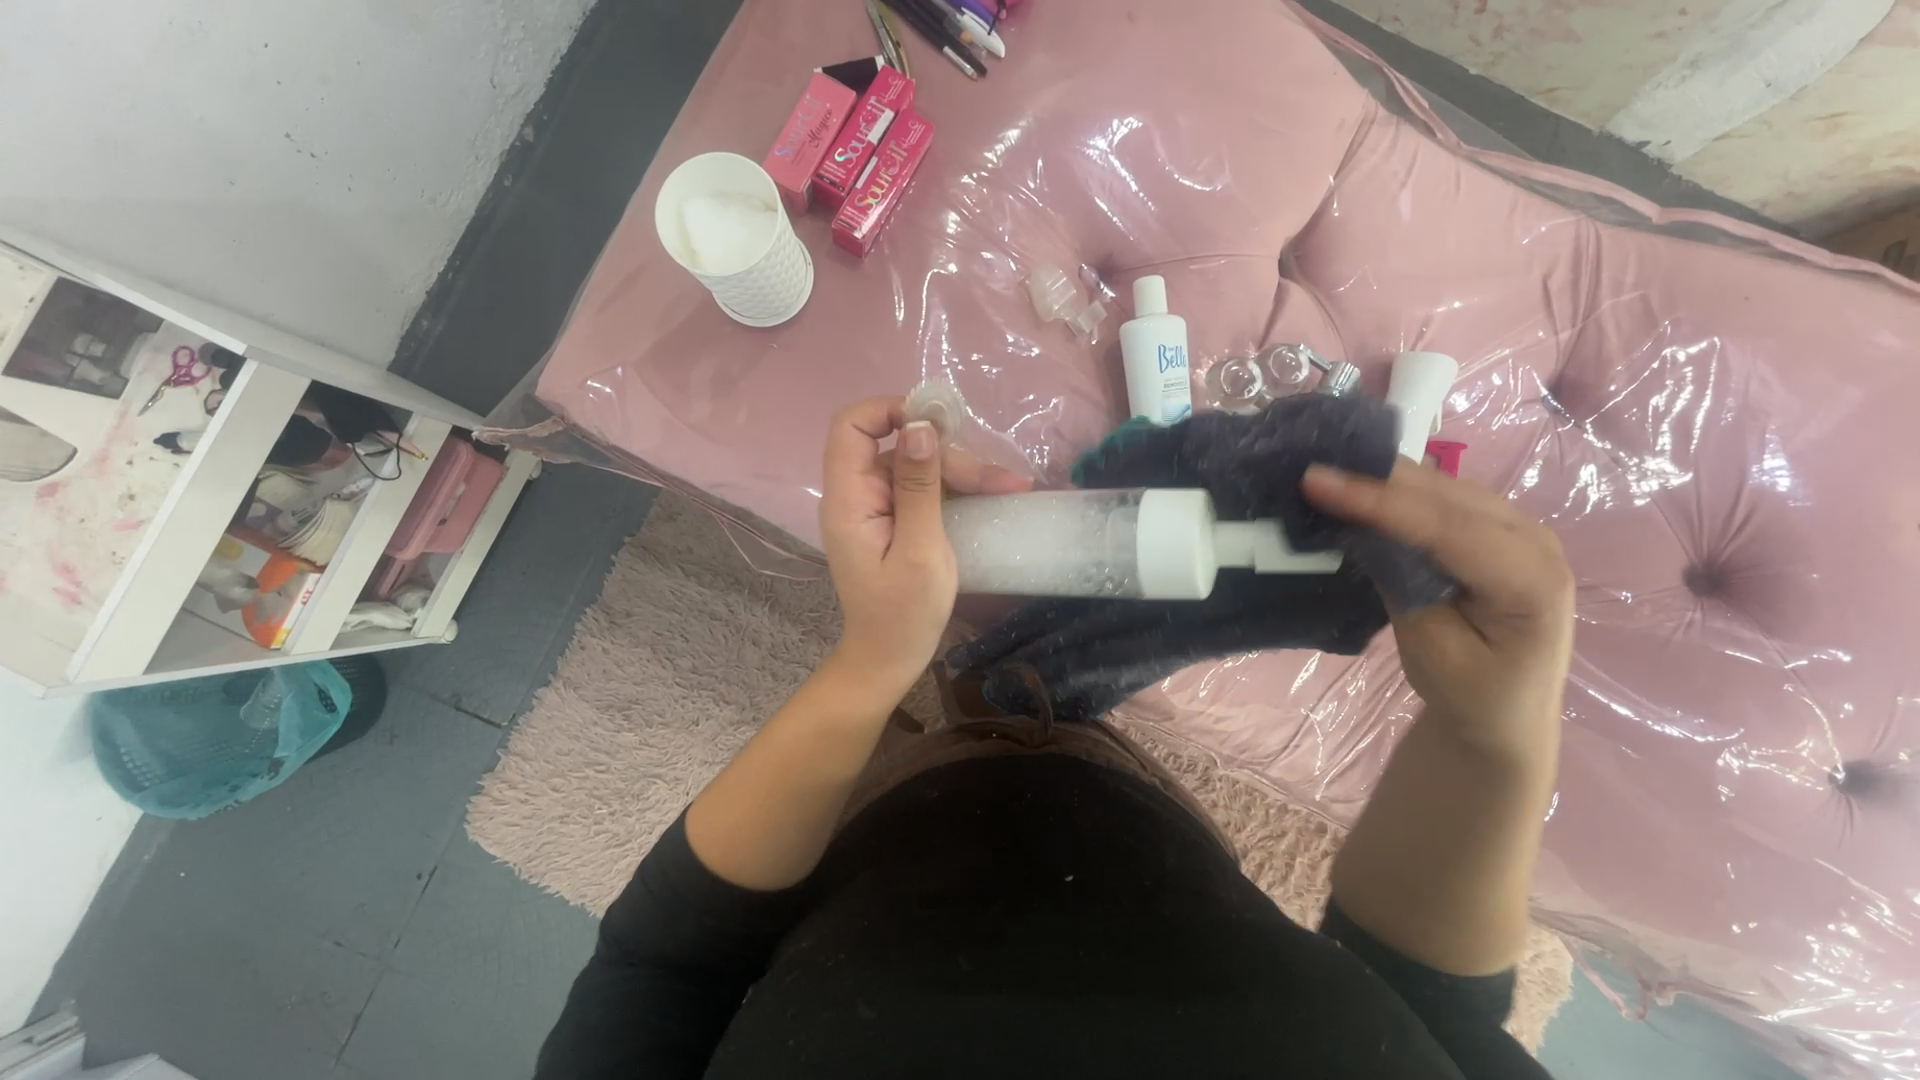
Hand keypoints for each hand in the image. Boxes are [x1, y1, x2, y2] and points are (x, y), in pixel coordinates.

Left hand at [818, 397, 1030, 703]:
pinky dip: (956, 490)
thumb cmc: (903, 614)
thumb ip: (920, 487)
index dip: (890, 411)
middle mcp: (857, 495)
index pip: (852, 427)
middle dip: (949, 456)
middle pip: (899, 447)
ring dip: (962, 473)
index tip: (938, 424)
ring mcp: (876, 508)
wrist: (890, 659)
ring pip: (917, 466)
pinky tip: (993, 494)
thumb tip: (920, 428)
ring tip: (1010, 487)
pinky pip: (923, 489)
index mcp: (849, 499)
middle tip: (1000, 482)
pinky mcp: (893, 520)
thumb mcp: (921, 549)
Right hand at [1302, 460, 1574, 758]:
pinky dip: (1399, 489)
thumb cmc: (1470, 691)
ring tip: (1327, 471)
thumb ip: (1403, 583)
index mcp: (1529, 580)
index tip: (1316, 481)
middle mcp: (1536, 540)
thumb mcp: (1430, 646)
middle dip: (1376, 478)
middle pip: (1445, 496)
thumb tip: (1362, 531)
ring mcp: (1520, 528)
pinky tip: (1361, 484)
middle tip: (1309, 467)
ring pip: (1443, 487)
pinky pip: (1444, 495)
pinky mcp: (1497, 527)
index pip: (1445, 526)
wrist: (1507, 711)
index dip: (1378, 500)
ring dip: (1385, 478)